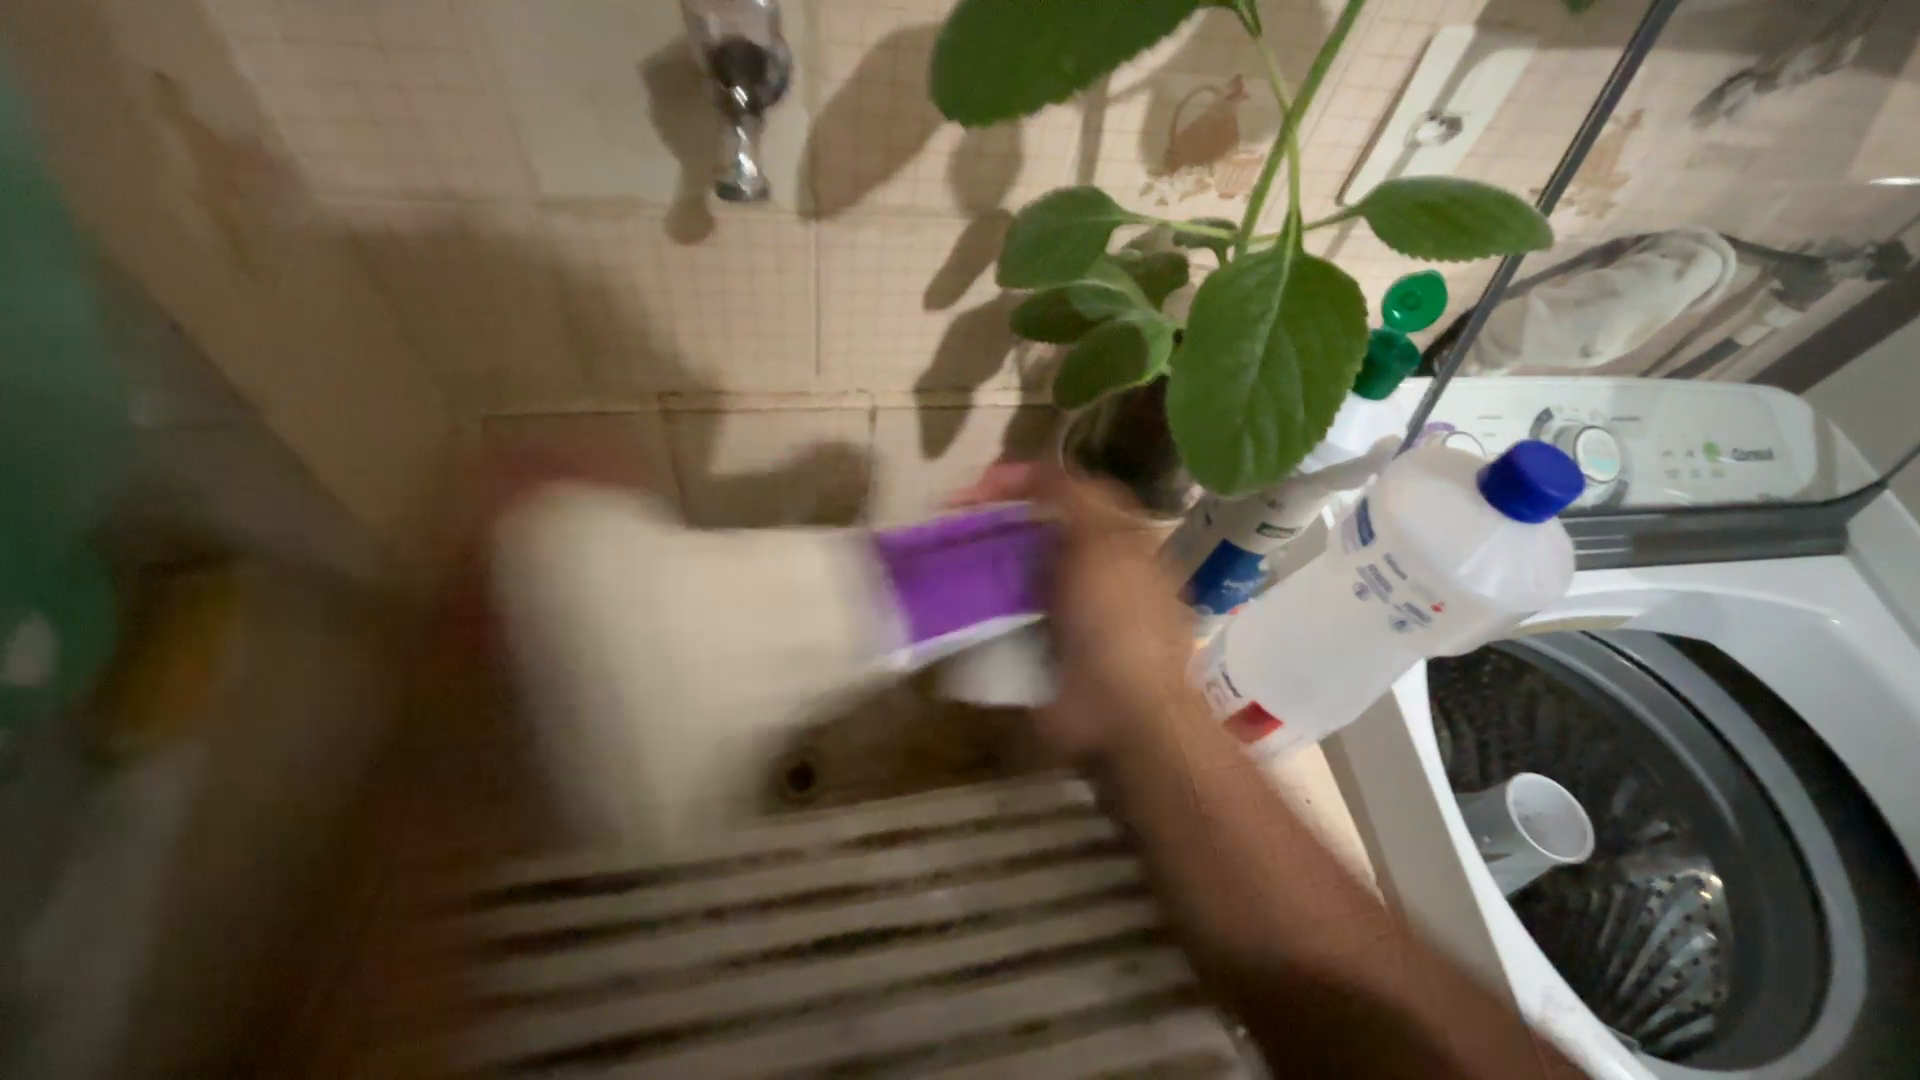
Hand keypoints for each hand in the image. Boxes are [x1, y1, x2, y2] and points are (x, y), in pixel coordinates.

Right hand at [955, 465, 1202, 763]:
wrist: (1120, 714)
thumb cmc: (1118, 622)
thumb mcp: (1103, 543)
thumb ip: (1073, 499)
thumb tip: (1038, 473)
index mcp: (1119, 543)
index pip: (1070, 494)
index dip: (1027, 481)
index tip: (981, 485)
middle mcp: (1094, 573)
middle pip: (1039, 531)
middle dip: (997, 519)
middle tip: (952, 517)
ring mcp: (1067, 613)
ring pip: (1018, 572)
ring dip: (982, 560)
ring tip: (942, 553)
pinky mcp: (1042, 650)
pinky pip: (1005, 616)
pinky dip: (979, 604)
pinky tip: (951, 597)